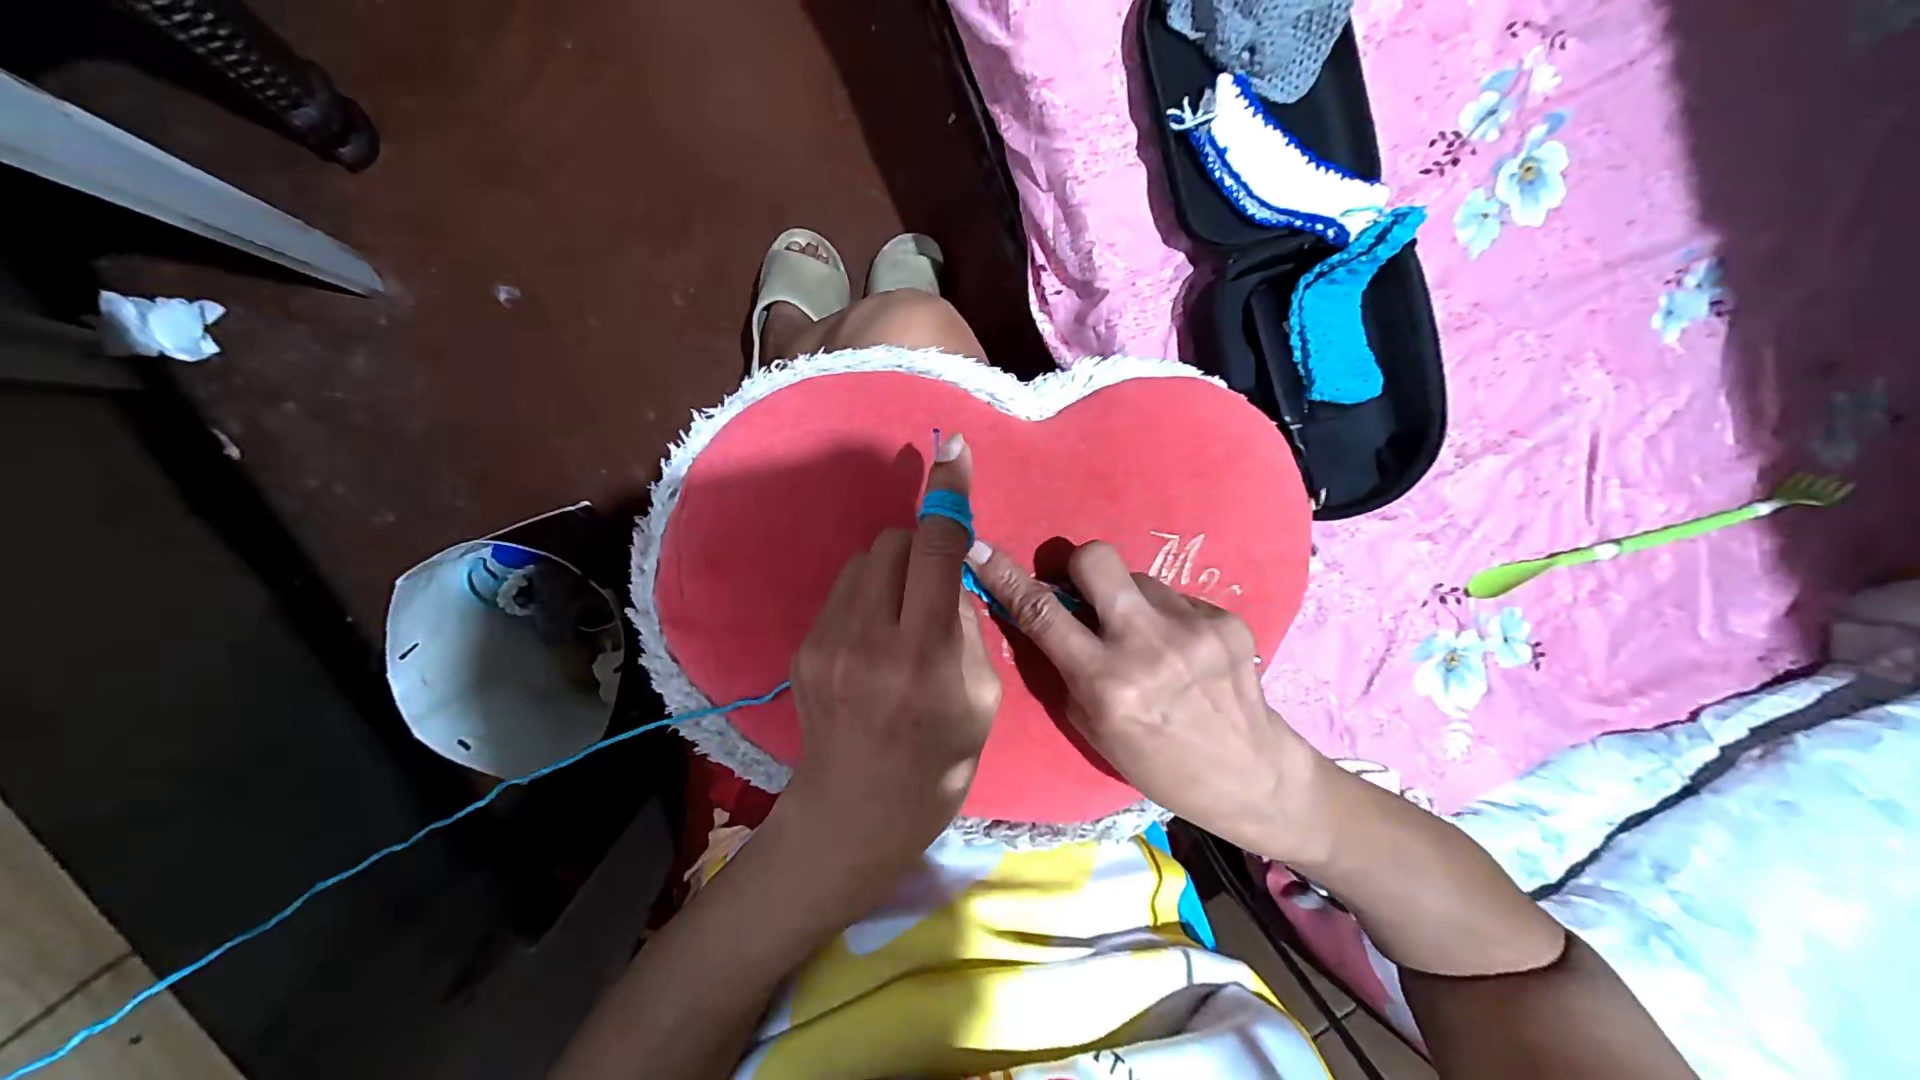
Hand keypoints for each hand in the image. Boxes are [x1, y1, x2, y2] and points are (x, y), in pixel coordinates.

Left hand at [779, 433, 1001, 868]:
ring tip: (902, 613)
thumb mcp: (983, 699)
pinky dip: (868, 593)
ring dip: (893, 567)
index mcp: (928, 655)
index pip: (939, 550)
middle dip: (922, 545)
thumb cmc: (938, 762)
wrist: (857, 811)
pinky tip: (873, 635)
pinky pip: (843, 589)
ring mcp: (829, 641)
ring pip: (865, 558)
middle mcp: (873, 638)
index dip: (949, 495)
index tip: (954, 450)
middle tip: (934, 583)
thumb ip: (969, 627)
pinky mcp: (804, 647)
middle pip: (895, 542)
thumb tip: (951, 578)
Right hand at [965, 540, 1328, 861]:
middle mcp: (1147, 645)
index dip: (1006, 576)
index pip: (1042, 613)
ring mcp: (1192, 627)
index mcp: (1106, 682)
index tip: (982, 548)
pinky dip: (1166, 616)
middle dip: (1079, 567)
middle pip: (1096, 558)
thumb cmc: (1156, 762)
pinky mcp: (1225, 620)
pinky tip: (1182, 650)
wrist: (1248, 774)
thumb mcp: (1092, 726)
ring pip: (1139, 577)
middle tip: (1086, 595)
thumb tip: (1048, 614)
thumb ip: (1066, 667)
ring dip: (1129, 600)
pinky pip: (1175, 596)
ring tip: (1148, 638)